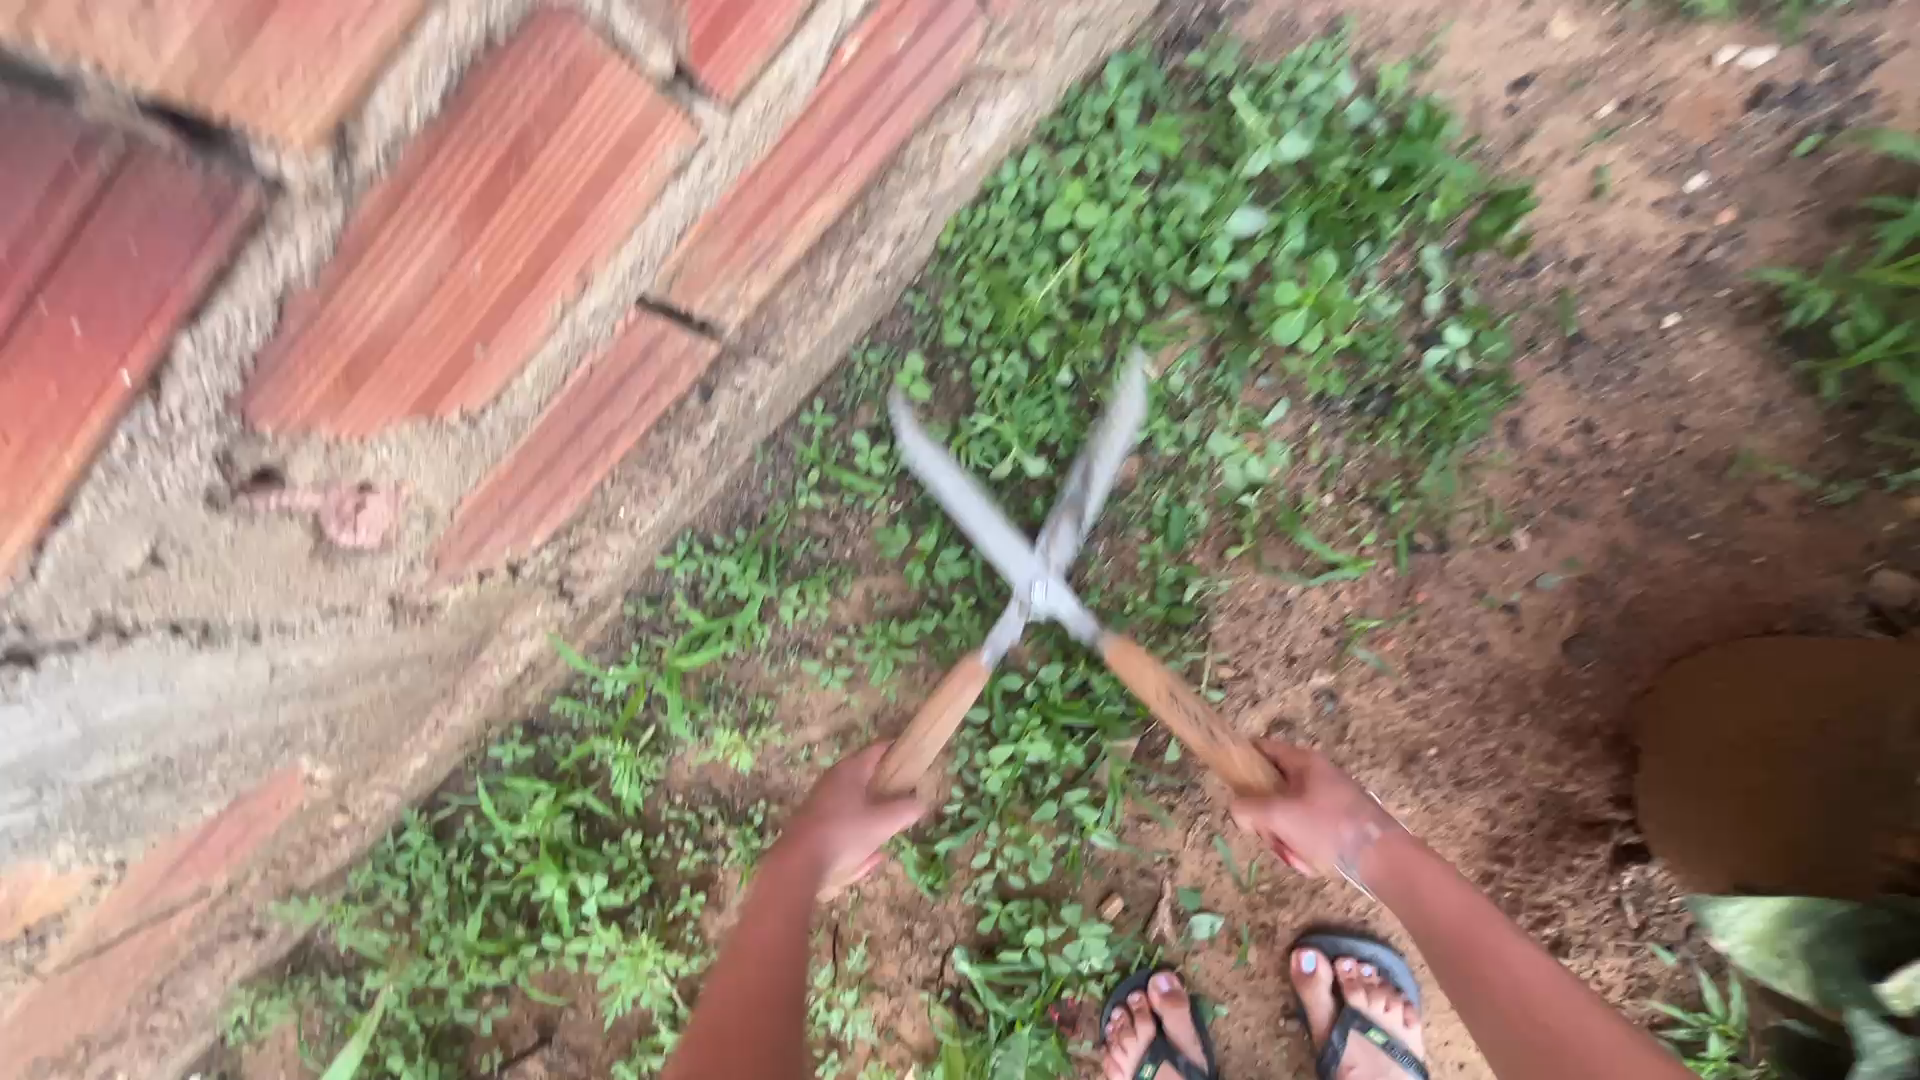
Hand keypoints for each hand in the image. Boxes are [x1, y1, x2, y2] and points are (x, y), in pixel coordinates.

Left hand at [776, 742, 928, 891]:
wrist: (798, 864)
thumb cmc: (844, 833)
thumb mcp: (883, 823)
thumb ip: (906, 810)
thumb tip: (920, 803)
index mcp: (851, 770)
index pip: (878, 749)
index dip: (897, 750)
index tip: (914, 756)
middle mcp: (834, 779)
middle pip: (866, 774)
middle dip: (886, 786)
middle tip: (905, 798)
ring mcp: (821, 801)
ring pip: (855, 801)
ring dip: (873, 812)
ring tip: (889, 829)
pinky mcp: (814, 823)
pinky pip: (844, 822)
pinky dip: (858, 833)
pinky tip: (869, 857)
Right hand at [1228, 739, 1406, 882]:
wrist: (1386, 860)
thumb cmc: (1329, 828)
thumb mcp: (1278, 816)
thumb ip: (1247, 809)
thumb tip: (1239, 811)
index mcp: (1304, 762)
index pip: (1261, 748)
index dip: (1242, 762)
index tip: (1235, 787)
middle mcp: (1317, 775)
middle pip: (1272, 788)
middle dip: (1266, 818)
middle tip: (1270, 836)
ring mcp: (1331, 799)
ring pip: (1289, 814)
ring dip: (1285, 837)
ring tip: (1296, 856)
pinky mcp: (1341, 822)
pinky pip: (1308, 830)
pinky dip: (1305, 847)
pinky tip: (1313, 864)